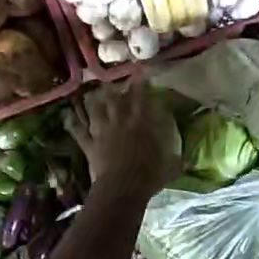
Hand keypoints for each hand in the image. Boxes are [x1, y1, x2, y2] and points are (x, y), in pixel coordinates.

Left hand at [67, 78, 180, 197]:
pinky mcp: (88, 144)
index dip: (140, 81)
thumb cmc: (148, 176)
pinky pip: (78, 130)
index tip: (140, 71)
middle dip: (115, 87)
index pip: (141, 96)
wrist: (121, 188)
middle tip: (114, 82)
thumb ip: (177, 161)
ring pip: (94, 109)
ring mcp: (101, 131)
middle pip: (114, 98)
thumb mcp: (169, 167)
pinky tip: (70, 116)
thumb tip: (188, 162)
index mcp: (141, 122)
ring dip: (94, 100)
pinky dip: (73, 123)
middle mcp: (119, 121)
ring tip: (93, 94)